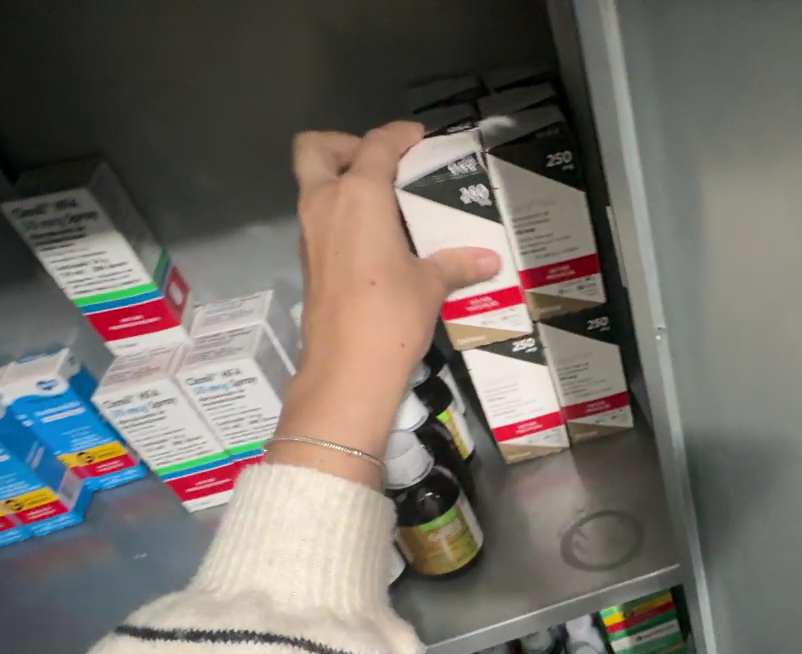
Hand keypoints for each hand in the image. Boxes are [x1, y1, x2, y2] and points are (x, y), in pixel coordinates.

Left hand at [270, 121, 499, 485]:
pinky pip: (322, 221)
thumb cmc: (392, 316)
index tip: (417, 138)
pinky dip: (343, 218)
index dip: (397, 136)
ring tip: (385, 206)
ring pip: (315, 186)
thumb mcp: (431, 286)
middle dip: (344, 145)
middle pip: (317, 149)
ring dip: (342, 183)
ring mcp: (311, 233)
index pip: (375, 146)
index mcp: (359, 196)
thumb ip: (456, 263)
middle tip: (379, 166)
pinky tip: (376, 245)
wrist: (348, 369)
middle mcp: (326, 204)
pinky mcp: (310, 262)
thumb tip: (490, 259)